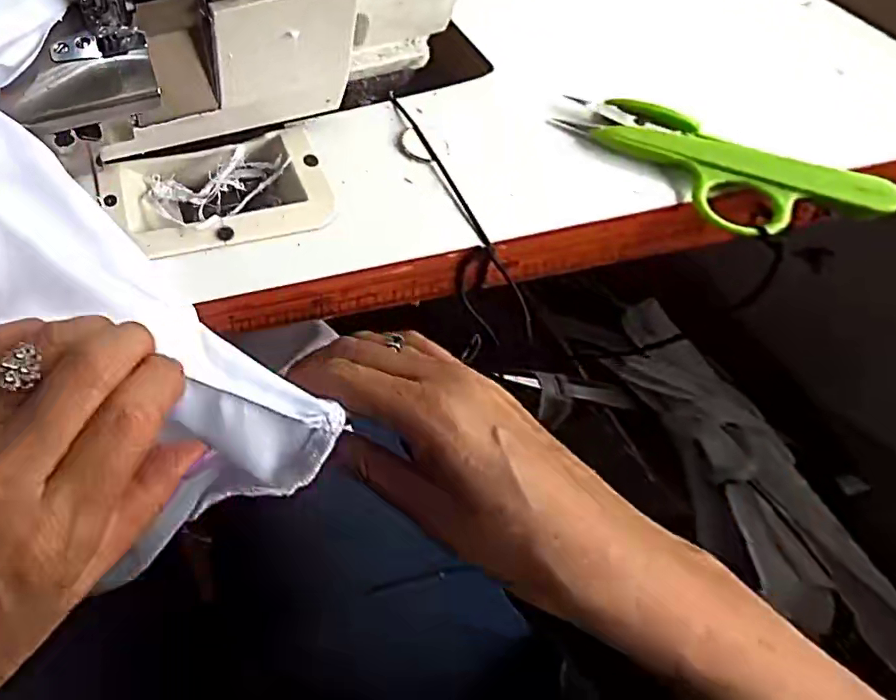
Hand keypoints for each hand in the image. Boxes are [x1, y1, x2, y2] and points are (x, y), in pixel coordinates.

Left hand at [0, 317, 206, 699]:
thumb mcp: (81, 582)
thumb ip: (143, 502)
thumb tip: (191, 443)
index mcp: (53, 527)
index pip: (127, 417)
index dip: (163, 379)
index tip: (170, 380)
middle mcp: (7, 470)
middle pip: (90, 365)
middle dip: (135, 342)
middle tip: (145, 356)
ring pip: (46, 341)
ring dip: (92, 330)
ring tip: (106, 351)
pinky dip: (41, 331)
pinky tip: (57, 350)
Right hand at [286, 330, 671, 619]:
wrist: (609, 555)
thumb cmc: (532, 545)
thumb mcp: (435, 516)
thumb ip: (376, 469)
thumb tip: (338, 445)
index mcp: (435, 413)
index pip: (348, 372)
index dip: (308, 377)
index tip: (286, 389)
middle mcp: (454, 381)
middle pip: (365, 346)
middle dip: (323, 360)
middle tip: (299, 387)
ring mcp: (474, 378)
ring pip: (394, 339)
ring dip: (355, 353)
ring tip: (331, 383)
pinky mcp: (487, 385)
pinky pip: (423, 350)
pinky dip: (388, 355)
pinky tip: (381, 382)